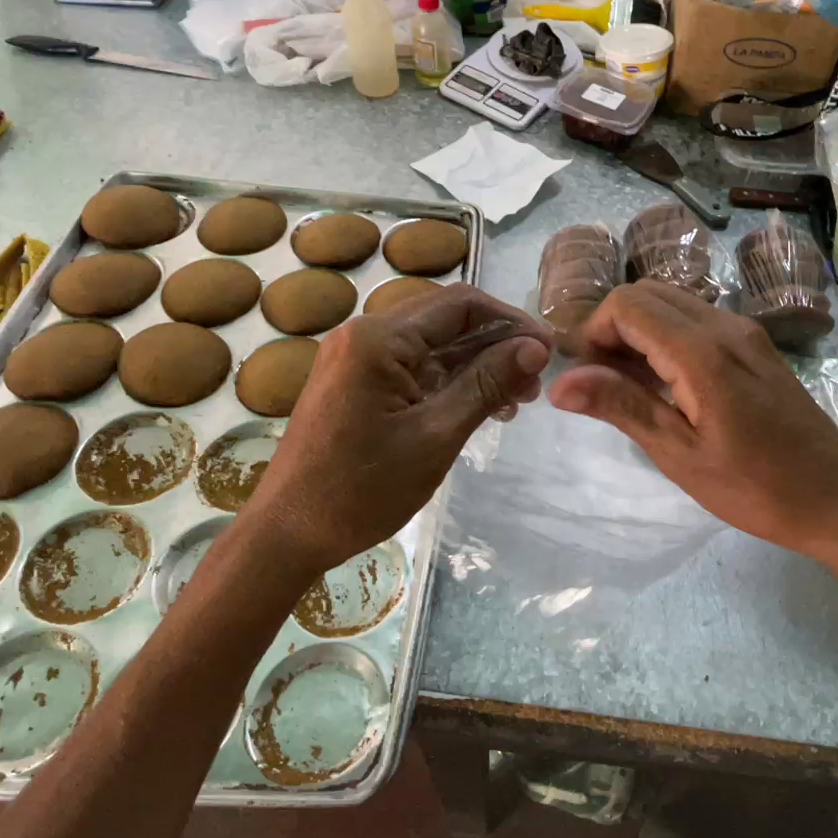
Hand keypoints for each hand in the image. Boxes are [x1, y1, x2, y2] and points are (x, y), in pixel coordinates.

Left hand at [241, 284, 551, 575]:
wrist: (287, 533)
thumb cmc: (361, 489)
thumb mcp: (436, 436)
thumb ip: (486, 384)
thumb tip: (536, 347)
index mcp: (380, 338)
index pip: (462, 304)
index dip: (512, 321)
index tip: (550, 351)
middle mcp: (365, 334)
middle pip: (447, 319)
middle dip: (497, 344)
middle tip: (535, 384)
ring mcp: (356, 358)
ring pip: (432, 345)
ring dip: (476, 365)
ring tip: (514, 402)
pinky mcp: (354, 383)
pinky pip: (412, 368)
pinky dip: (448, 382)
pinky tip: (479, 408)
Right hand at [548, 281, 837, 561]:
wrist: (836, 499)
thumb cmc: (755, 488)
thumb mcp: (679, 454)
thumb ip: (621, 407)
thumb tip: (560, 383)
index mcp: (703, 351)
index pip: (628, 304)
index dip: (594, 332)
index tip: (587, 378)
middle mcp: (725, 326)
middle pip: (648, 294)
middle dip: (613, 328)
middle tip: (604, 383)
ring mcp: (745, 332)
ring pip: (673, 303)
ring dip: (640, 332)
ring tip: (631, 388)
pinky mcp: (755, 346)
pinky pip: (697, 321)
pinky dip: (668, 338)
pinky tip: (667, 385)